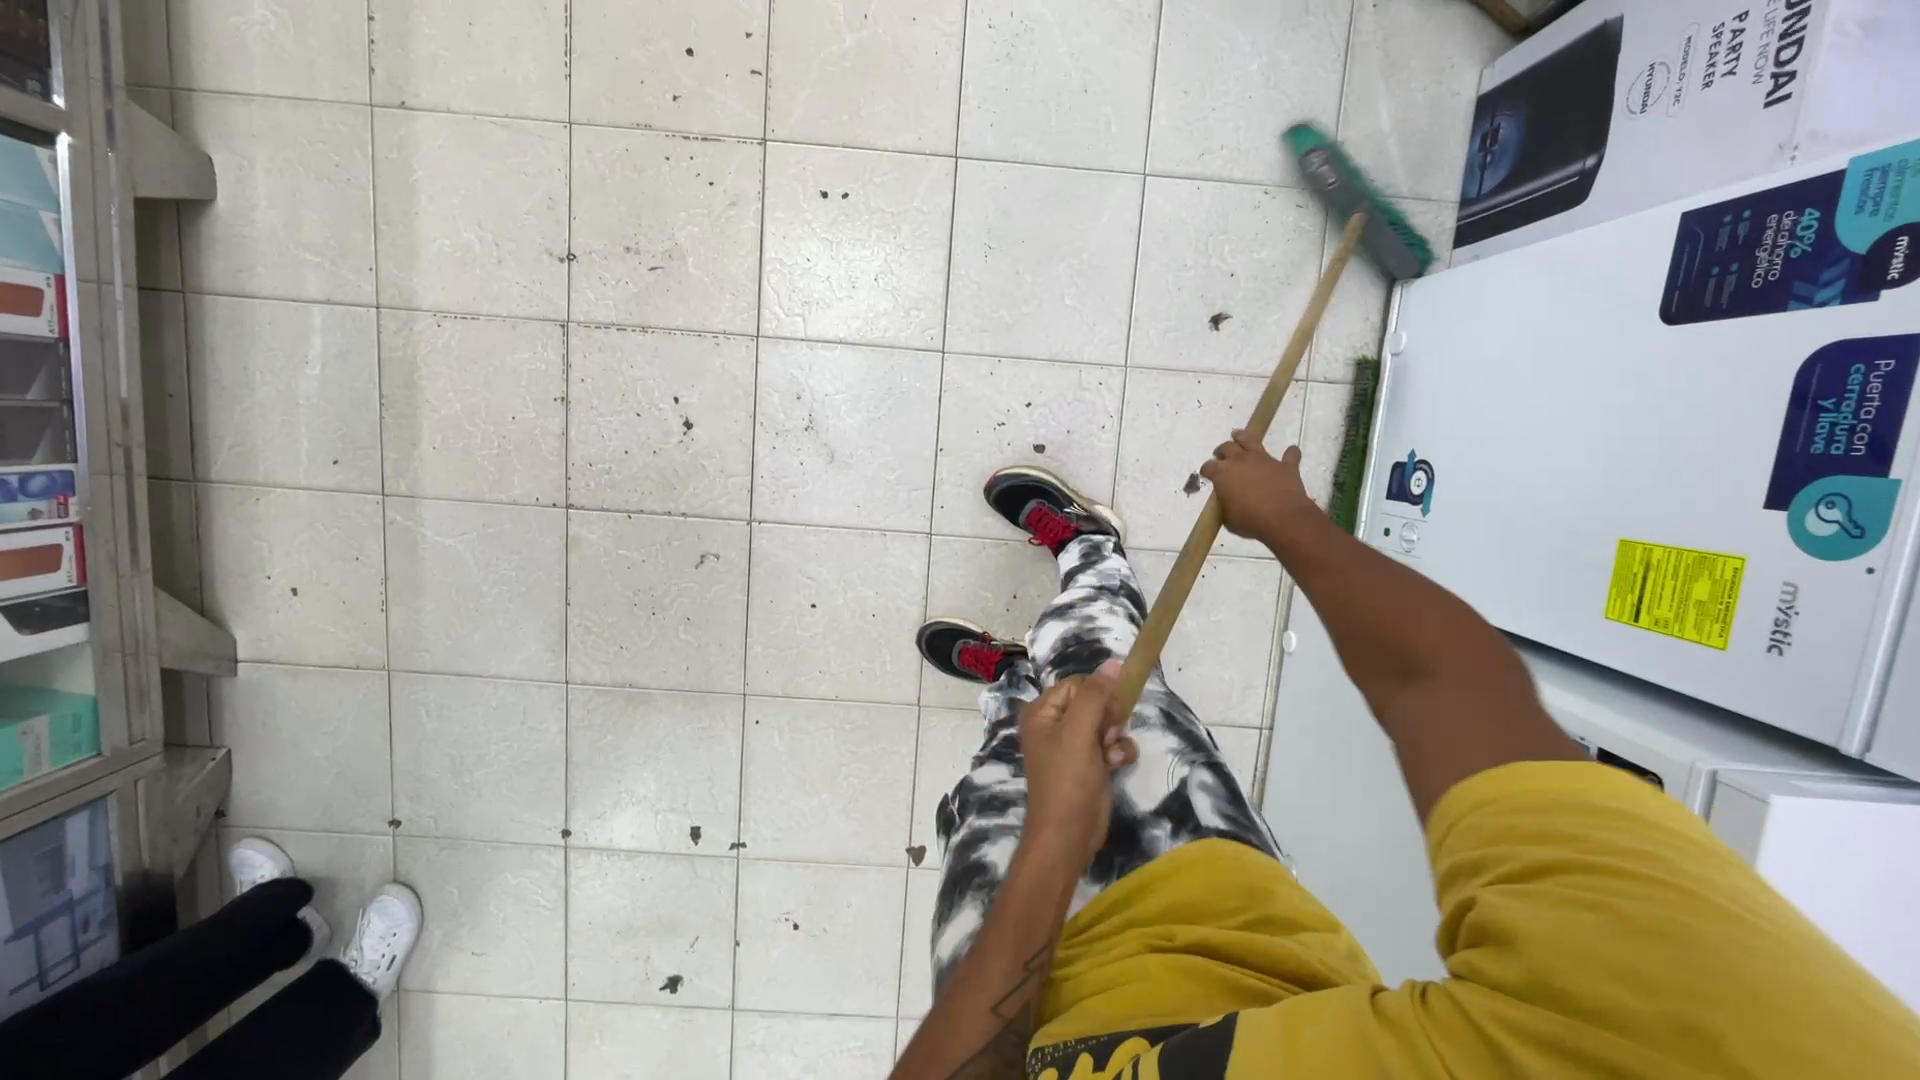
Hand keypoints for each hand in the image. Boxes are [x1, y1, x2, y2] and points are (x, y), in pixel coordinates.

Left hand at [1018, 660, 1137, 868]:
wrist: (1068, 835)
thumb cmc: (1066, 780)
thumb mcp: (1078, 733)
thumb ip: (1096, 696)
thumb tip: (1114, 662)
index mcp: (1042, 711)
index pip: (1079, 684)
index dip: (1097, 695)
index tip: (1108, 713)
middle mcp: (1055, 724)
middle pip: (1095, 701)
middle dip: (1108, 719)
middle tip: (1104, 737)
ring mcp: (1074, 744)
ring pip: (1108, 723)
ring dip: (1116, 737)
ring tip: (1108, 756)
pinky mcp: (1091, 763)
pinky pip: (1113, 744)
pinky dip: (1118, 753)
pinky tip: (1115, 767)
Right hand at [1200, 431, 1319, 543]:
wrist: (1282, 518)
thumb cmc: (1250, 520)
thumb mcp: (1228, 517)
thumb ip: (1225, 503)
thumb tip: (1228, 499)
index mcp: (1222, 473)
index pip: (1208, 467)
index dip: (1206, 470)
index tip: (1206, 474)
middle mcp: (1241, 460)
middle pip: (1227, 447)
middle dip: (1222, 451)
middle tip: (1221, 455)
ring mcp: (1264, 459)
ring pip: (1250, 440)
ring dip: (1243, 437)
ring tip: (1238, 435)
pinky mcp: (1285, 465)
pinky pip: (1290, 455)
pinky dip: (1290, 453)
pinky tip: (1291, 452)